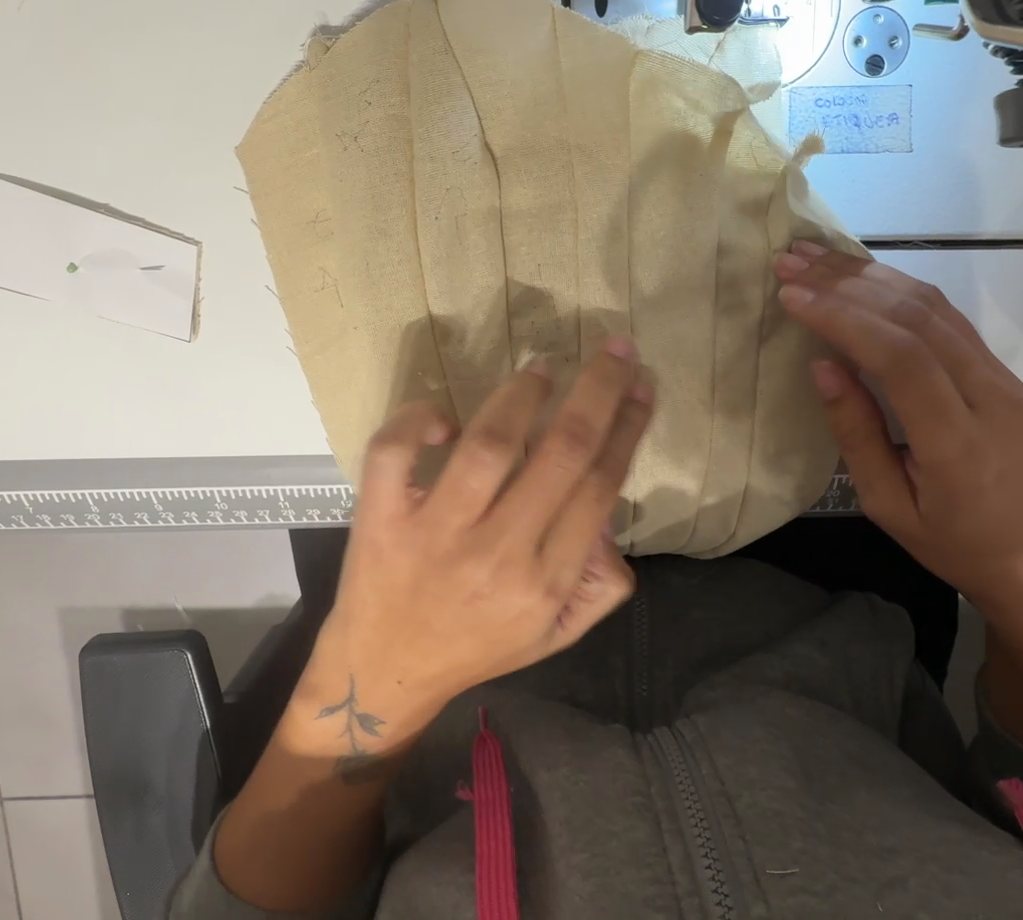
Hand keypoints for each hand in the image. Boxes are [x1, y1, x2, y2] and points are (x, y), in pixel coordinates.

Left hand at [314, 338, 653, 717]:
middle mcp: (497, 554)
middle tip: (616, 350)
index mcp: (545, 582)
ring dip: (522, 396)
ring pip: (489, 445)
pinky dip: (418, 420)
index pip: (599, 487)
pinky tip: (444, 417)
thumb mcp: (556, 633)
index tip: (642, 386)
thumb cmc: (478, 646)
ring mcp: (434, 534)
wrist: (383, 673)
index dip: (627, 429)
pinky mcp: (380, 518)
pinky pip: (396, 453)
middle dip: (598, 392)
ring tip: (543, 369)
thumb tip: (609, 513)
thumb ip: (600, 582)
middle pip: (561, 454)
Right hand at [773, 242, 1022, 608]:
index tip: (792, 295)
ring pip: (939, 309)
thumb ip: (857, 436)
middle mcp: (993, 400)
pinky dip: (902, 291)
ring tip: (818, 258)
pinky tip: (864, 278)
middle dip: (849, 284)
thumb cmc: (954, 544)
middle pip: (919, 320)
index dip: (844, 319)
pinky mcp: (1007, 374)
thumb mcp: (889, 507)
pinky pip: (952, 320)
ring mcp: (1007, 382)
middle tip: (792, 261)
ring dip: (874, 276)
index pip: (901, 359)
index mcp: (959, 445)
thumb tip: (823, 366)